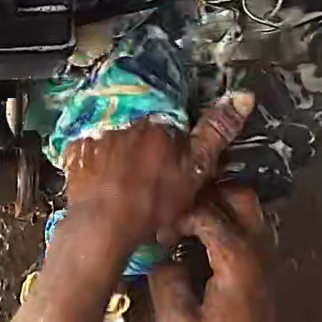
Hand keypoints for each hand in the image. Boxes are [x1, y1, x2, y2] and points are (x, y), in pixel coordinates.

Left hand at [60, 92, 253, 261]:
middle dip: (146, 146)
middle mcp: (127, 121)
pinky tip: (101, 181)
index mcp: (159, 123)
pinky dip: (95, 160)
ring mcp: (99, 134)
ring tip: (123, 182)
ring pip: (116, 138)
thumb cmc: (153, 200)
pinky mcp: (77, 150)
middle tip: (147, 177)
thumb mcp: (195, 169)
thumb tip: (243, 96)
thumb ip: (217, 131)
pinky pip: (90, 149)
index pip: (170, 122)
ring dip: (120, 152)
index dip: (173, 143)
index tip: (170, 164)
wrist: (104, 225)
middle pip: (142, 129)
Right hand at [149, 186, 285, 321]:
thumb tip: (158, 254)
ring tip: (189, 222)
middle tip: (178, 213)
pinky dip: (228, 222)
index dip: (178, 216)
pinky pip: (250, 228)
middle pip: (237, 196)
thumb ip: (165, 284)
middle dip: (205, 196)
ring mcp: (267, 256)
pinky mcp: (267, 267)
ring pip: (248, 209)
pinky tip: (204, 241)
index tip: (160, 233)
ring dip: (219, 207)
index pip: (205, 213)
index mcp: (236, 260)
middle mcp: (258, 249)